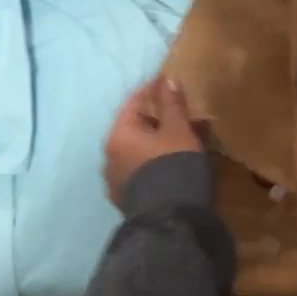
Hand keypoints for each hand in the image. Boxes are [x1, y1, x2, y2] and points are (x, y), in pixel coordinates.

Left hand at [102, 75, 203, 202]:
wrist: (170, 216)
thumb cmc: (173, 162)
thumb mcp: (178, 128)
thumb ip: (172, 103)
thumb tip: (167, 79)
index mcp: (118, 136)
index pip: (134, 103)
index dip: (153, 90)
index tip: (169, 82)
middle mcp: (110, 157)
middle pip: (136, 127)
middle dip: (160, 118)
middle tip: (183, 112)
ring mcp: (116, 180)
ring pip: (140, 149)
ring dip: (160, 139)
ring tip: (186, 136)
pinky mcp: (127, 197)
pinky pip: (142, 167)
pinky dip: (157, 158)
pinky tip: (177, 159)